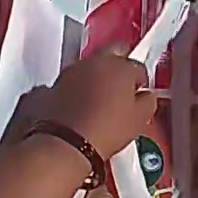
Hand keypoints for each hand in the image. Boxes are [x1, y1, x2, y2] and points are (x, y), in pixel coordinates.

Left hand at [34, 50, 155, 158]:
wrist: (66, 144)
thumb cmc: (104, 130)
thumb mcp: (139, 119)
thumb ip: (147, 101)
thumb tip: (146, 98)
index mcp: (120, 67)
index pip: (137, 66)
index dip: (140, 81)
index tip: (139, 93)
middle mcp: (93, 63)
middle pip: (111, 54)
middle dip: (118, 65)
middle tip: (120, 86)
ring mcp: (68, 73)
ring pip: (85, 67)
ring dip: (92, 78)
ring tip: (97, 102)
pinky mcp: (50, 87)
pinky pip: (63, 85)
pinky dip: (69, 92)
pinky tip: (72, 107)